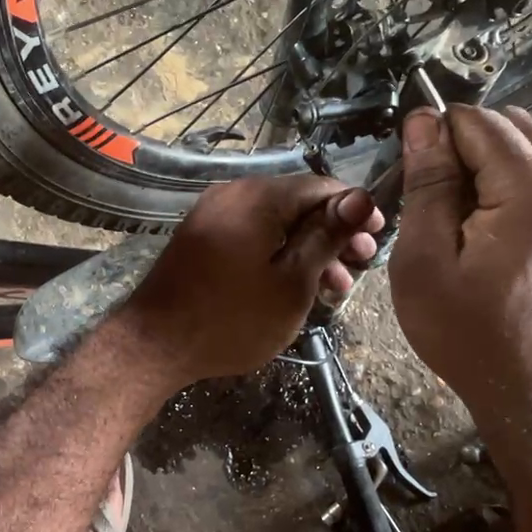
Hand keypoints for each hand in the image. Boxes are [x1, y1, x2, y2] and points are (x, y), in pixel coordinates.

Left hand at [118, 175, 384, 387]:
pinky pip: (252, 233)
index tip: (378, 235)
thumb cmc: (231, 319)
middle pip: (297, 202)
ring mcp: (214, 214)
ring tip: (337, 286)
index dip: (354, 207)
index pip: (320, 185)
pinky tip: (297, 284)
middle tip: (362, 265)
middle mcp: (233, 194)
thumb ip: (326, 236)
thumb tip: (361, 196)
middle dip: (334, 232)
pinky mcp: (203, 237)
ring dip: (309, 247)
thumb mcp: (292, 282)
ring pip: (276, 221)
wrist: (153, 345)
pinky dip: (279, 252)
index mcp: (257, 198)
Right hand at [388, 106, 531, 426]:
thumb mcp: (425, 260)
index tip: (411, 178)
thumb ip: (426, 183)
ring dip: (490, 165)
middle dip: (464, 147)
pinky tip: (491, 232)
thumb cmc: (473, 337)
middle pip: (510, 125)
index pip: (476, 121)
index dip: (433, 139)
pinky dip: (514, 185)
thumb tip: (423, 123)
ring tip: (461, 220)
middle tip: (433, 200)